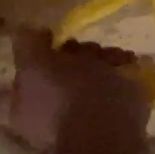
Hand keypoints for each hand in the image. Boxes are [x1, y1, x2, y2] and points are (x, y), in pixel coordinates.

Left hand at [0, 30, 147, 153]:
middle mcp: (49, 113)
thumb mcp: (36, 64)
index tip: (65, 42)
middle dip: (82, 55)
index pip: (37, 69)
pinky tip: (127, 64)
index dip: (51, 52)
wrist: (107, 124)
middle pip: (65, 70)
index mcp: (26, 104)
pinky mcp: (110, 115)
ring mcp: (80, 116)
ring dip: (105, 59)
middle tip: (93, 51)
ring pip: (91, 75)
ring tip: (117, 56)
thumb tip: (28, 29)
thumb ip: (28, 46)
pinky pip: (113, 84)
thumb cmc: (67, 93)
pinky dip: (121, 71)